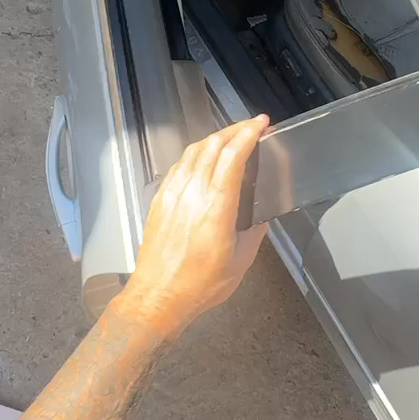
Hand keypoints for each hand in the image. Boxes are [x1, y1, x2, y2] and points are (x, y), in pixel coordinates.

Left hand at [113, 116, 269, 336]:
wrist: (157, 296)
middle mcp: (192, 191)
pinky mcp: (160, 198)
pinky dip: (196, 154)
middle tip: (251, 127)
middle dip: (234, 130)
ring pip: (193, 151)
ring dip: (214, 139)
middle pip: (212, 146)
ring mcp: (172, 192)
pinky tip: (203, 159)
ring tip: (230, 138)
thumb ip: (254, 231)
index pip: (232, 156)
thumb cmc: (201, 284)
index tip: (261, 123)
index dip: (248, 134)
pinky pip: (179, 165)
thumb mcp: (240, 261)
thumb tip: (260, 214)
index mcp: (216, 206)